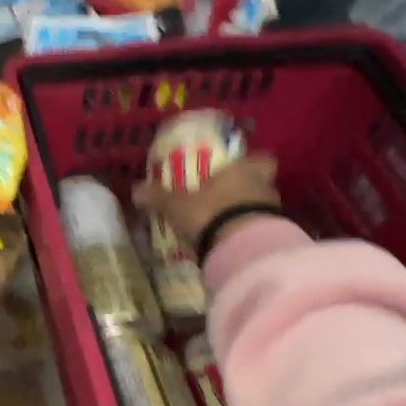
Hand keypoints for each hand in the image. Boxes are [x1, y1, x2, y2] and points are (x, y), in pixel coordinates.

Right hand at [133, 155, 280, 253]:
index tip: (232, 168)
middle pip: (256, 181)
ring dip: (238, 210)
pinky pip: (253, 226)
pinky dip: (239, 230)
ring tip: (215, 221)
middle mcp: (262, 185)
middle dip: (239, 187)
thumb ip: (157, 196)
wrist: (242, 248)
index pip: (257, 157)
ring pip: (255, 204)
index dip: (247, 161)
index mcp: (243, 169)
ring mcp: (270, 210)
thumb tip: (136, 189)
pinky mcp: (269, 234)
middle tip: (218, 195)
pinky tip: (222, 238)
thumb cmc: (209, 212)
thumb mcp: (175, 204)